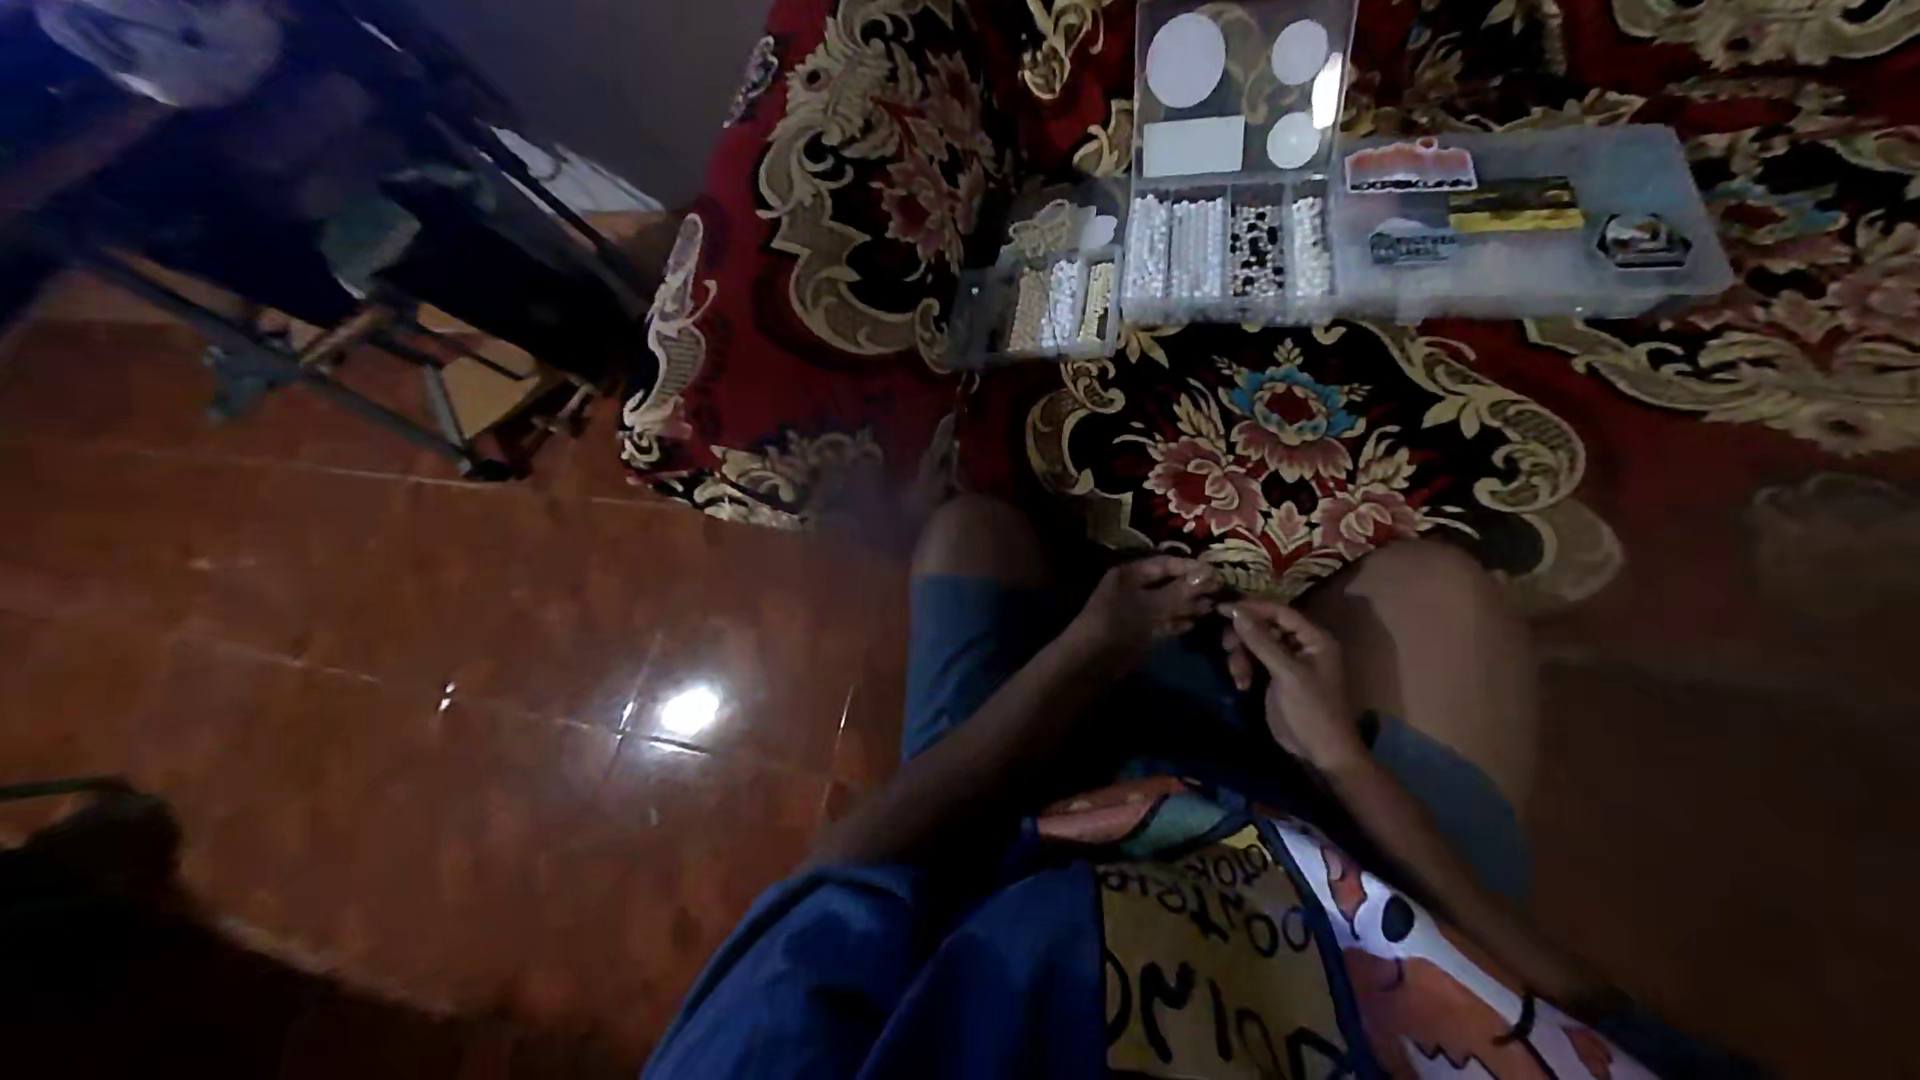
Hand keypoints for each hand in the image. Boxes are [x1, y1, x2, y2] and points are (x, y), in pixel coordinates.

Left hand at [1065, 556, 1218, 667]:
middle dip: (1192, 588)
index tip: (1217, 573)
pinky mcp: (1138, 631)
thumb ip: (1178, 592)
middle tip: (1220, 592)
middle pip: (1167, 583)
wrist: (1089, 663)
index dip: (1190, 568)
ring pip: (1166, 604)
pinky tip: (1194, 624)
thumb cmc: (1116, 626)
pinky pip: (1161, 622)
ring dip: (1187, 606)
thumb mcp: (1148, 606)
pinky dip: (1176, 622)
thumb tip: (1208, 575)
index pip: (1164, 564)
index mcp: (1128, 574)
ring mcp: (1135, 610)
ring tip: (1212, 608)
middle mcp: (1132, 588)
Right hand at [1222, 600, 1364, 770]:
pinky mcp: (1276, 675)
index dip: (1251, 608)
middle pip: (1263, 626)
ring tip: (1238, 676)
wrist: (1320, 751)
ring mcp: (1288, 660)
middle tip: (1226, 648)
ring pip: (1254, 643)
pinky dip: (1244, 668)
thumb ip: (1261, 641)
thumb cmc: (1312, 709)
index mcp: (1314, 638)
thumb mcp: (1286, 673)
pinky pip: (1253, 659)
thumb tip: (1236, 611)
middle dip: (1243, 638)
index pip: (1279, 612)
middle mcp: (1302, 644)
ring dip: (1241, 656)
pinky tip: (1242, 685)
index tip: (1222, 608)